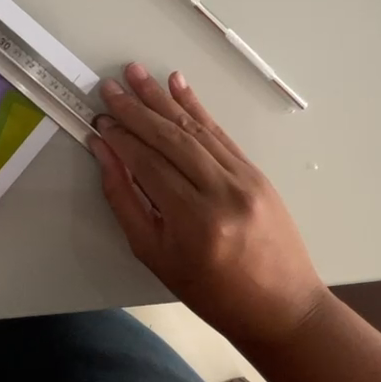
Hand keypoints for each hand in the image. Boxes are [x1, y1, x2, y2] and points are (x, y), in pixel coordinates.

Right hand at [89, 64, 328, 351]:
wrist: (282, 308)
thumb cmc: (212, 291)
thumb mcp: (155, 254)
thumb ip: (124, 199)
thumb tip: (103, 152)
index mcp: (193, 220)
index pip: (147, 163)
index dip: (120, 138)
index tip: (99, 119)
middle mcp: (220, 192)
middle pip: (169, 139)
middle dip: (135, 109)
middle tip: (109, 87)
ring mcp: (243, 178)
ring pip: (193, 129)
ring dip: (161, 98)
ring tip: (135, 73)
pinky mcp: (255, 171)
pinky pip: (219, 132)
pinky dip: (195, 106)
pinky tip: (176, 84)